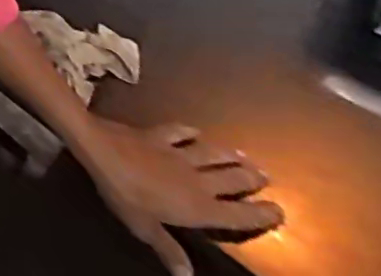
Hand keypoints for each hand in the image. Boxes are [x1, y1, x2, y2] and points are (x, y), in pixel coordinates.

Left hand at [80, 119, 283, 275]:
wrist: (100, 148)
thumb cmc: (124, 192)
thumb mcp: (145, 227)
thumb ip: (168, 250)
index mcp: (200, 207)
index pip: (240, 215)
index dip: (262, 215)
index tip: (280, 212)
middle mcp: (197, 180)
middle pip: (233, 179)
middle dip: (251, 178)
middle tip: (265, 176)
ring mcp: (177, 153)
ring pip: (212, 153)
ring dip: (229, 154)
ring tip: (243, 155)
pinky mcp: (157, 134)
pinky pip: (178, 131)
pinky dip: (189, 131)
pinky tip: (195, 131)